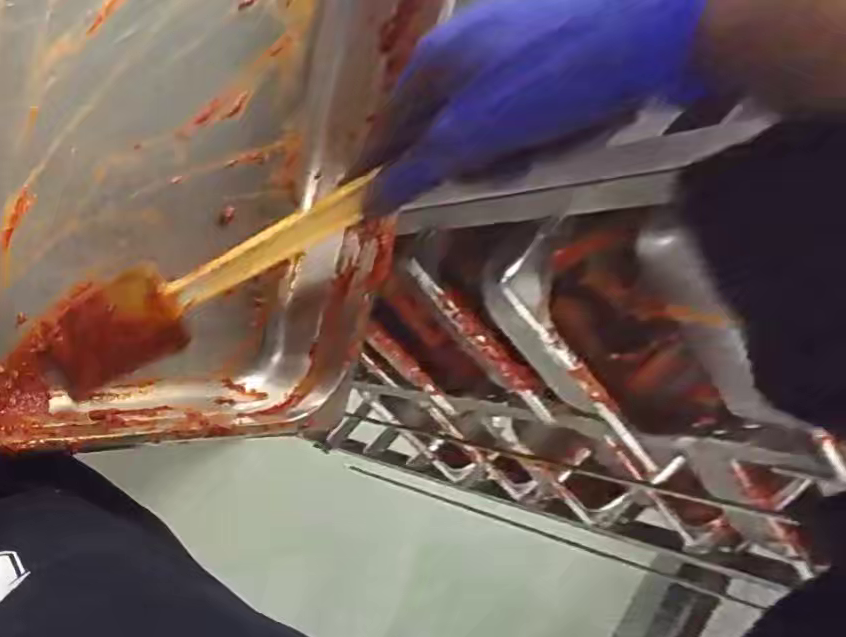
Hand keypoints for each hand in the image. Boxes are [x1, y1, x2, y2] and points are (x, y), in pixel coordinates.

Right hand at [358, 0, 707, 215]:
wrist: (683, 13)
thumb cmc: (549, 82)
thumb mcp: (463, 141)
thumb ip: (404, 176)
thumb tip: (364, 203)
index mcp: (432, 59)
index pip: (383, 132)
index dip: (375, 172)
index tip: (368, 206)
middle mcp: (470, 36)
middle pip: (437, 125)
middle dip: (459, 159)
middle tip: (490, 172)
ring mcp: (525, 26)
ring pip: (487, 113)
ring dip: (507, 143)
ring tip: (546, 145)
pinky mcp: (574, 26)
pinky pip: (533, 91)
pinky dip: (546, 115)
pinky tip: (579, 117)